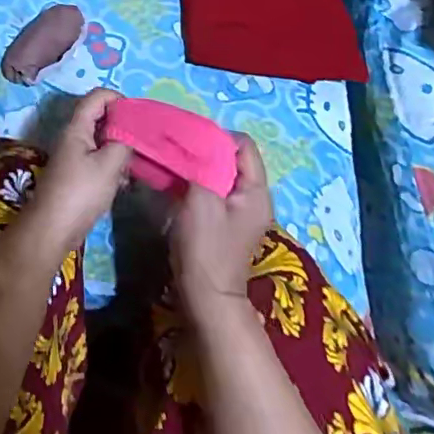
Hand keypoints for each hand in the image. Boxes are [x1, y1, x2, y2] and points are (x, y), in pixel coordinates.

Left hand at [23, 89, 131, 249]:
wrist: (52, 229)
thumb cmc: (81, 192)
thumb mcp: (109, 165)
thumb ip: (124, 142)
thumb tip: (133, 132)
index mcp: (77, 127)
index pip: (97, 97)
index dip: (118, 98)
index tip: (139, 115)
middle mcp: (73, 136)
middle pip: (99, 117)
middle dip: (122, 123)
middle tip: (143, 137)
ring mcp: (74, 156)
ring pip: (101, 139)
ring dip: (119, 146)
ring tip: (138, 159)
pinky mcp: (77, 174)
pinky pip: (98, 158)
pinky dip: (113, 163)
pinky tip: (126, 179)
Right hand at [170, 133, 273, 317]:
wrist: (206, 296)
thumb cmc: (206, 246)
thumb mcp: (202, 198)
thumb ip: (201, 164)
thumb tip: (193, 137)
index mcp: (256, 190)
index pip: (243, 144)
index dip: (217, 137)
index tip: (190, 140)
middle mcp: (254, 196)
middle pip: (232, 157)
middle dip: (206, 149)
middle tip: (179, 149)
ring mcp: (241, 210)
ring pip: (221, 172)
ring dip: (200, 166)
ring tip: (176, 163)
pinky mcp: (226, 220)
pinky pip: (215, 188)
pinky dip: (198, 181)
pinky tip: (179, 182)